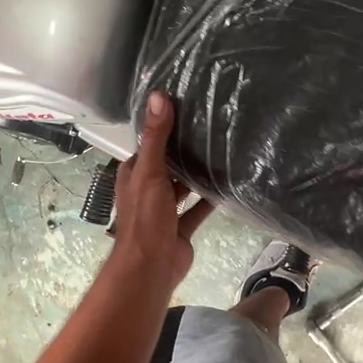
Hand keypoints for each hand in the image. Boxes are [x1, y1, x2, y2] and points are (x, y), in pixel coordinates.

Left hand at [109, 92, 213, 290]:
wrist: (152, 265)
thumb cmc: (146, 217)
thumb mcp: (150, 171)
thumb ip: (156, 137)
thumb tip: (159, 96)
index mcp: (134, 174)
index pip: (150, 144)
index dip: (164, 127)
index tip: (186, 107)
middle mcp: (148, 189)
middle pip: (168, 164)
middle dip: (184, 150)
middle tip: (211, 126)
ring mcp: (165, 210)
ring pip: (183, 186)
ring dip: (197, 174)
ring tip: (222, 150)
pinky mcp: (181, 226)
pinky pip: (198, 208)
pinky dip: (210, 198)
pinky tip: (227, 184)